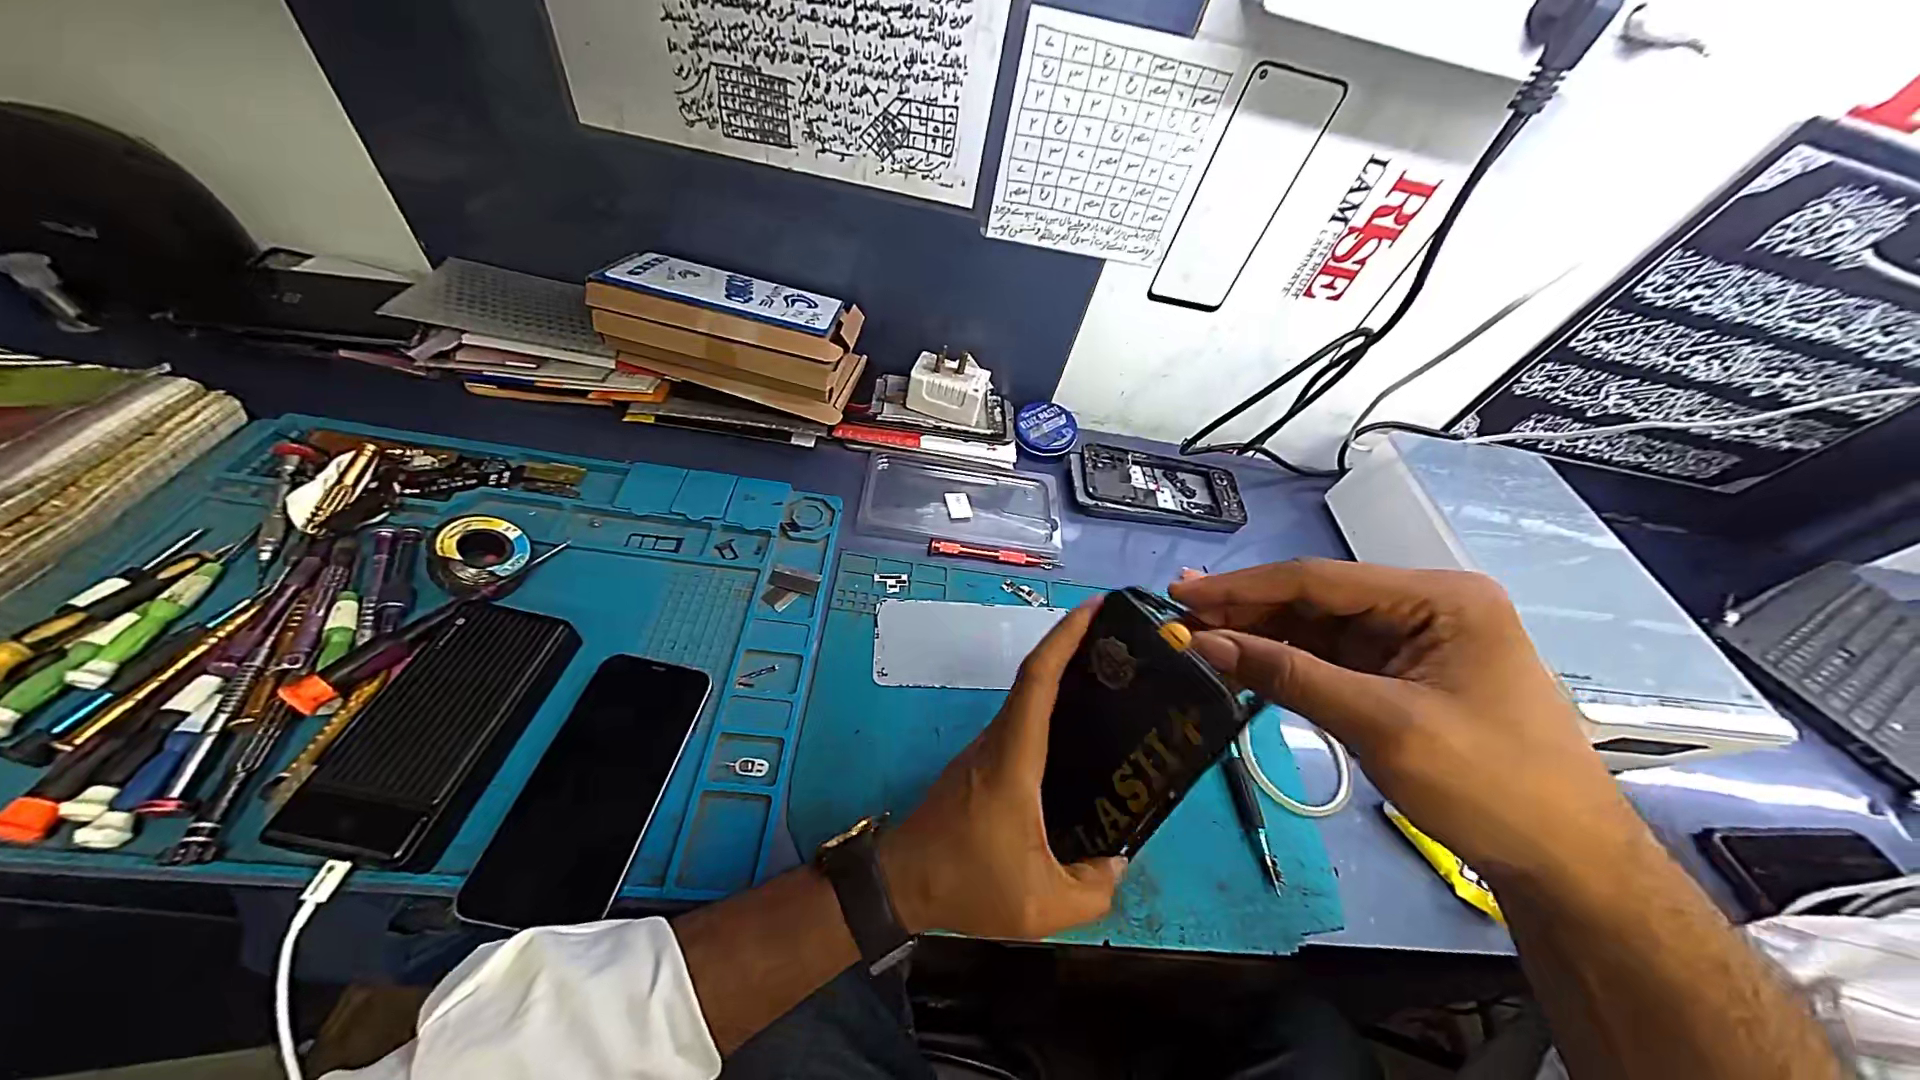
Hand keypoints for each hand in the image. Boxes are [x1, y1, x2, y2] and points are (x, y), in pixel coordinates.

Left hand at [876, 599, 1127, 938]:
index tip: (1094, 608)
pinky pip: (1022, 722)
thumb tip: (1116, 861)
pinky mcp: (981, 762)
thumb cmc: (967, 884)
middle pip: (1034, 678)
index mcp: (1013, 758)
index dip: (1065, 636)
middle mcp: (998, 740)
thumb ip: (1093, 888)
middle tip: (1121, 645)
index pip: (1037, 679)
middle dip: (1074, 647)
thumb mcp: (1042, 905)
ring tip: (1112, 684)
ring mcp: (986, 748)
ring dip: (1063, 678)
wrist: (900, 883)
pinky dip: (1050, 709)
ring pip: (1027, 699)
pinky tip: (1079, 734)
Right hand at [1170, 560, 1640, 884]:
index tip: (1183, 594)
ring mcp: (1409, 641)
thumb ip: (1290, 676)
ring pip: (1314, 627)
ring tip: (1196, 634)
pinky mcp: (1397, 674)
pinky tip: (1240, 662)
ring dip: (1257, 633)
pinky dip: (1282, 661)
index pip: (1319, 579)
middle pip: (1314, 599)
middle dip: (1246, 608)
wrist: (1565, 865)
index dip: (1244, 587)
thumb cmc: (1491, 785)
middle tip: (1179, 612)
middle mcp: (1423, 607)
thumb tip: (1206, 643)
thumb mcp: (1383, 725)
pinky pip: (1327, 657)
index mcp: (1439, 598)